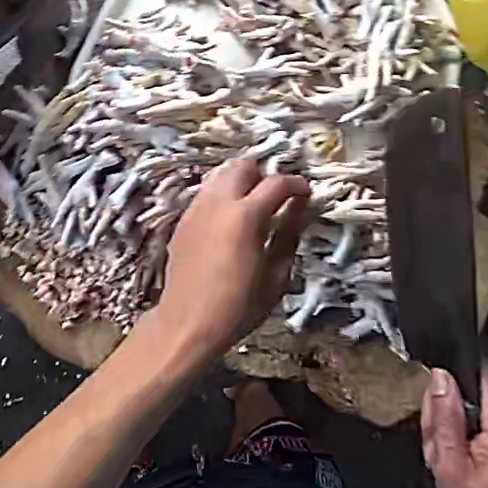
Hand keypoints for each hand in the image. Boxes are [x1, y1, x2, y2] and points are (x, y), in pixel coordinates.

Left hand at [142, 159, 308, 361]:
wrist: (188, 321)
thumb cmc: (239, 306)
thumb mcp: (276, 274)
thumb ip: (289, 234)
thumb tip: (300, 209)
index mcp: (245, 215)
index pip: (276, 183)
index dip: (296, 185)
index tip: (306, 194)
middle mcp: (217, 203)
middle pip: (242, 166)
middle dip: (263, 175)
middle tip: (276, 197)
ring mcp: (195, 209)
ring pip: (219, 175)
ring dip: (239, 181)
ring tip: (253, 206)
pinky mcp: (182, 220)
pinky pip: (205, 194)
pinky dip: (221, 196)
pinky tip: (230, 220)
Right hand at [421, 368, 487, 487]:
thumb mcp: (448, 465)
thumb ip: (442, 417)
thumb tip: (439, 378)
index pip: (481, 373)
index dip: (454, 374)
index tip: (436, 392)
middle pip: (476, 391)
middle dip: (450, 405)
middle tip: (439, 436)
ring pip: (478, 407)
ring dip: (457, 421)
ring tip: (449, 451)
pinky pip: (485, 422)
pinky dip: (467, 433)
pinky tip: (461, 457)